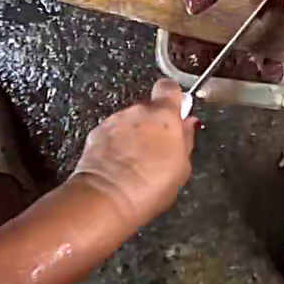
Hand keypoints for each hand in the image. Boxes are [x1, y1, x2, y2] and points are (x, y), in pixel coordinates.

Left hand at [71, 80, 196, 223]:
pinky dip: (115, 144)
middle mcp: (137, 111)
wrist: (108, 196)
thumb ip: (186, 139)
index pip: (169, 87)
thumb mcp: (182, 167)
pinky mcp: (96, 132)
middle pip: (148, 109)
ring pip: (128, 122)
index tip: (175, 113)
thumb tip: (188, 122)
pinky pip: (111, 133)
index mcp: (163, 115)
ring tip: (135, 163)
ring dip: (133, 135)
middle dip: (152, 124)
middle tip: (156, 150)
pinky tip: (118, 165)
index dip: (173, 98)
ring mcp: (114, 120)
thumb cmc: (151, 184)